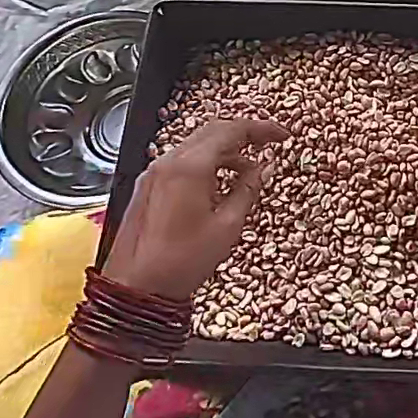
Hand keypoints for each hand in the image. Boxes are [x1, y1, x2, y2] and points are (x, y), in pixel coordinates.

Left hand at [101, 118, 288, 300]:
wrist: (137, 287)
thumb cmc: (181, 262)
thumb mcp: (227, 226)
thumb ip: (248, 189)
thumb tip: (263, 168)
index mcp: (190, 167)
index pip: (232, 131)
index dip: (261, 129)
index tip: (281, 135)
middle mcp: (169, 162)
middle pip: (212, 131)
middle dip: (243, 134)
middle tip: (268, 143)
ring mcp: (155, 172)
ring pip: (196, 144)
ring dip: (224, 150)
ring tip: (248, 169)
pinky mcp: (149, 184)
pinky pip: (182, 161)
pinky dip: (205, 162)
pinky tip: (220, 181)